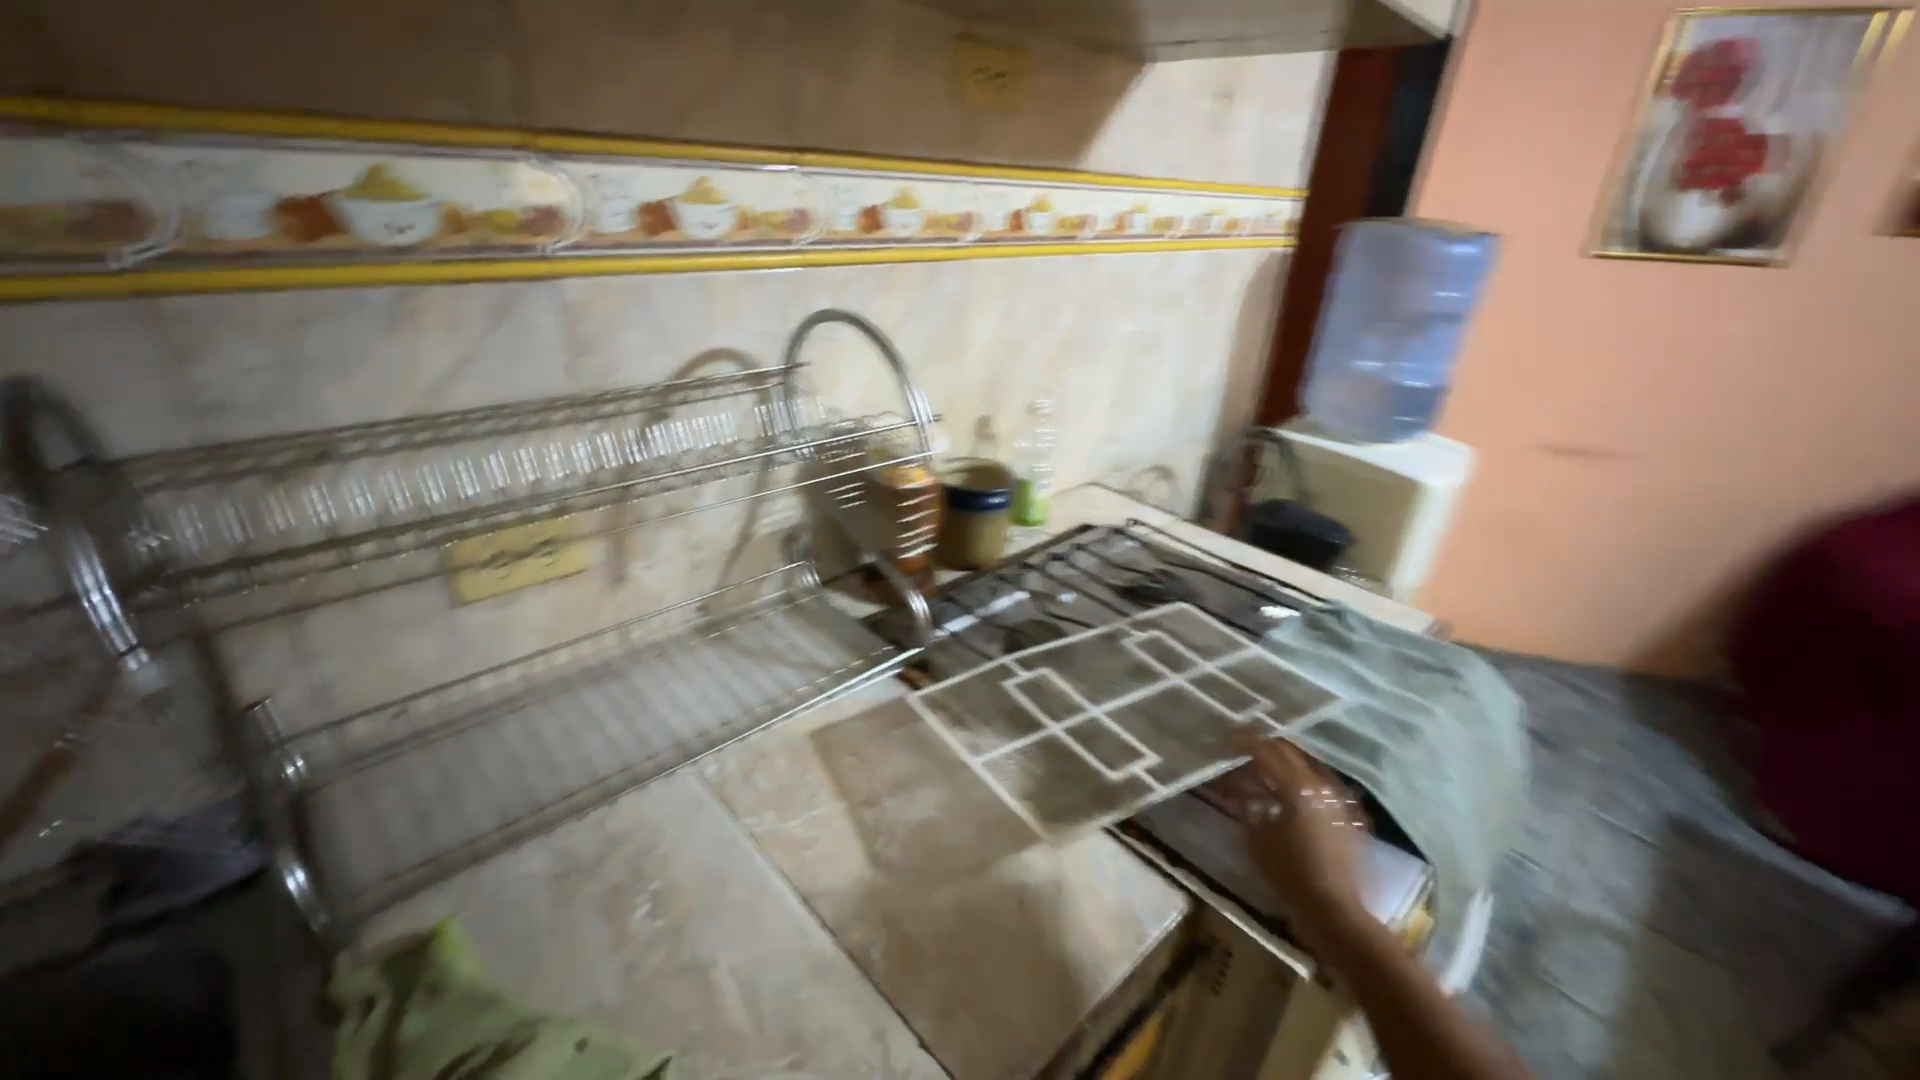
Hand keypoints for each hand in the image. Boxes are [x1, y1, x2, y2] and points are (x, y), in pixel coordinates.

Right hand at [1230, 731, 1369, 940]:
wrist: (1335, 911)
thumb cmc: (1289, 874)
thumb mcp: (1257, 837)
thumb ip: (1246, 802)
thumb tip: (1235, 782)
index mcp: (1297, 786)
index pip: (1266, 751)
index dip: (1243, 741)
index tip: (1226, 737)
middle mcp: (1322, 785)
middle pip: (1289, 752)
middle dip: (1264, 746)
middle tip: (1241, 746)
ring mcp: (1338, 799)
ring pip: (1307, 766)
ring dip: (1283, 762)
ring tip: (1261, 767)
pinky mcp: (1347, 815)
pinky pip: (1319, 785)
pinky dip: (1299, 781)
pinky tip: (1286, 792)